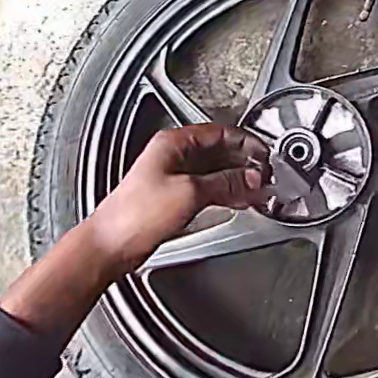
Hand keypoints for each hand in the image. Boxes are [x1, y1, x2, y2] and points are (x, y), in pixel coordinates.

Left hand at [87, 124, 269, 269]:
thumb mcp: (190, 192)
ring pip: (216, 172)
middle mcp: (174, 156)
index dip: (246, 142)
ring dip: (238, 180)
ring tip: (260, 190)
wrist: (112, 245)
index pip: (220, 132)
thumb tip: (252, 177)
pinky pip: (209, 189)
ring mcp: (175, 177)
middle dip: (245, 163)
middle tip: (266, 175)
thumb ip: (225, 182)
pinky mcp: (176, 198)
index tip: (264, 155)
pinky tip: (242, 201)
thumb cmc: (135, 215)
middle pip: (219, 152)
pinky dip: (227, 193)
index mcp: (173, 143)